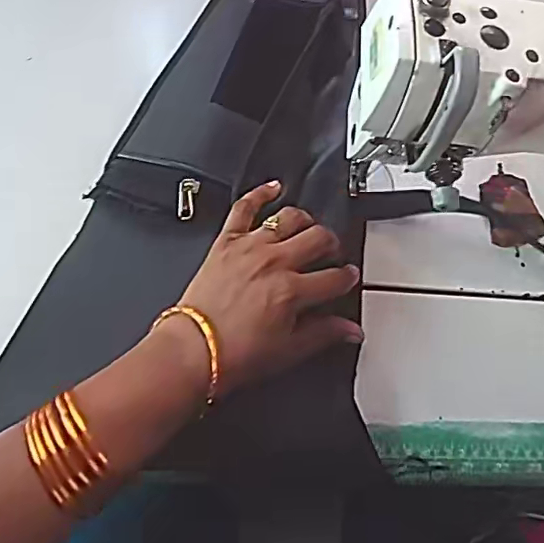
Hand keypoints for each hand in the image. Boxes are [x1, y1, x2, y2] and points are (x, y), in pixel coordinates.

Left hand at [168, 181, 361, 395]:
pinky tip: (274, 188)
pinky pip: (245, 207)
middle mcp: (274, 262)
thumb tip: (351, 330)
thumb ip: (324, 333)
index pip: (334, 277)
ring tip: (309, 229)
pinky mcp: (227, 240)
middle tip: (331, 252)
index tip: (348, 276)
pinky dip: (261, 193)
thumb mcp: (288, 351)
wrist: (192, 351)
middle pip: (319, 238)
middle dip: (332, 245)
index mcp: (292, 291)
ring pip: (290, 218)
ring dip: (306, 221)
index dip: (347, 277)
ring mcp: (250, 246)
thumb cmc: (234, 354)